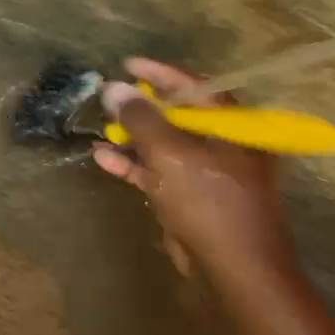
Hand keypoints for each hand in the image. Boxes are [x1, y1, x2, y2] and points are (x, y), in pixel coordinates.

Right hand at [92, 58, 292, 285]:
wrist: (233, 269)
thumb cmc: (209, 203)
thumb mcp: (169, 154)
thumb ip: (139, 119)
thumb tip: (113, 88)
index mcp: (235, 130)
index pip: (198, 88)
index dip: (161, 74)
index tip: (126, 65)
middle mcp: (225, 147)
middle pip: (179, 116)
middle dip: (140, 108)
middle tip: (109, 99)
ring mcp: (208, 173)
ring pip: (165, 144)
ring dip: (131, 137)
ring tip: (99, 129)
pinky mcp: (192, 197)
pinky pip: (158, 171)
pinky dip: (132, 164)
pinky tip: (102, 159)